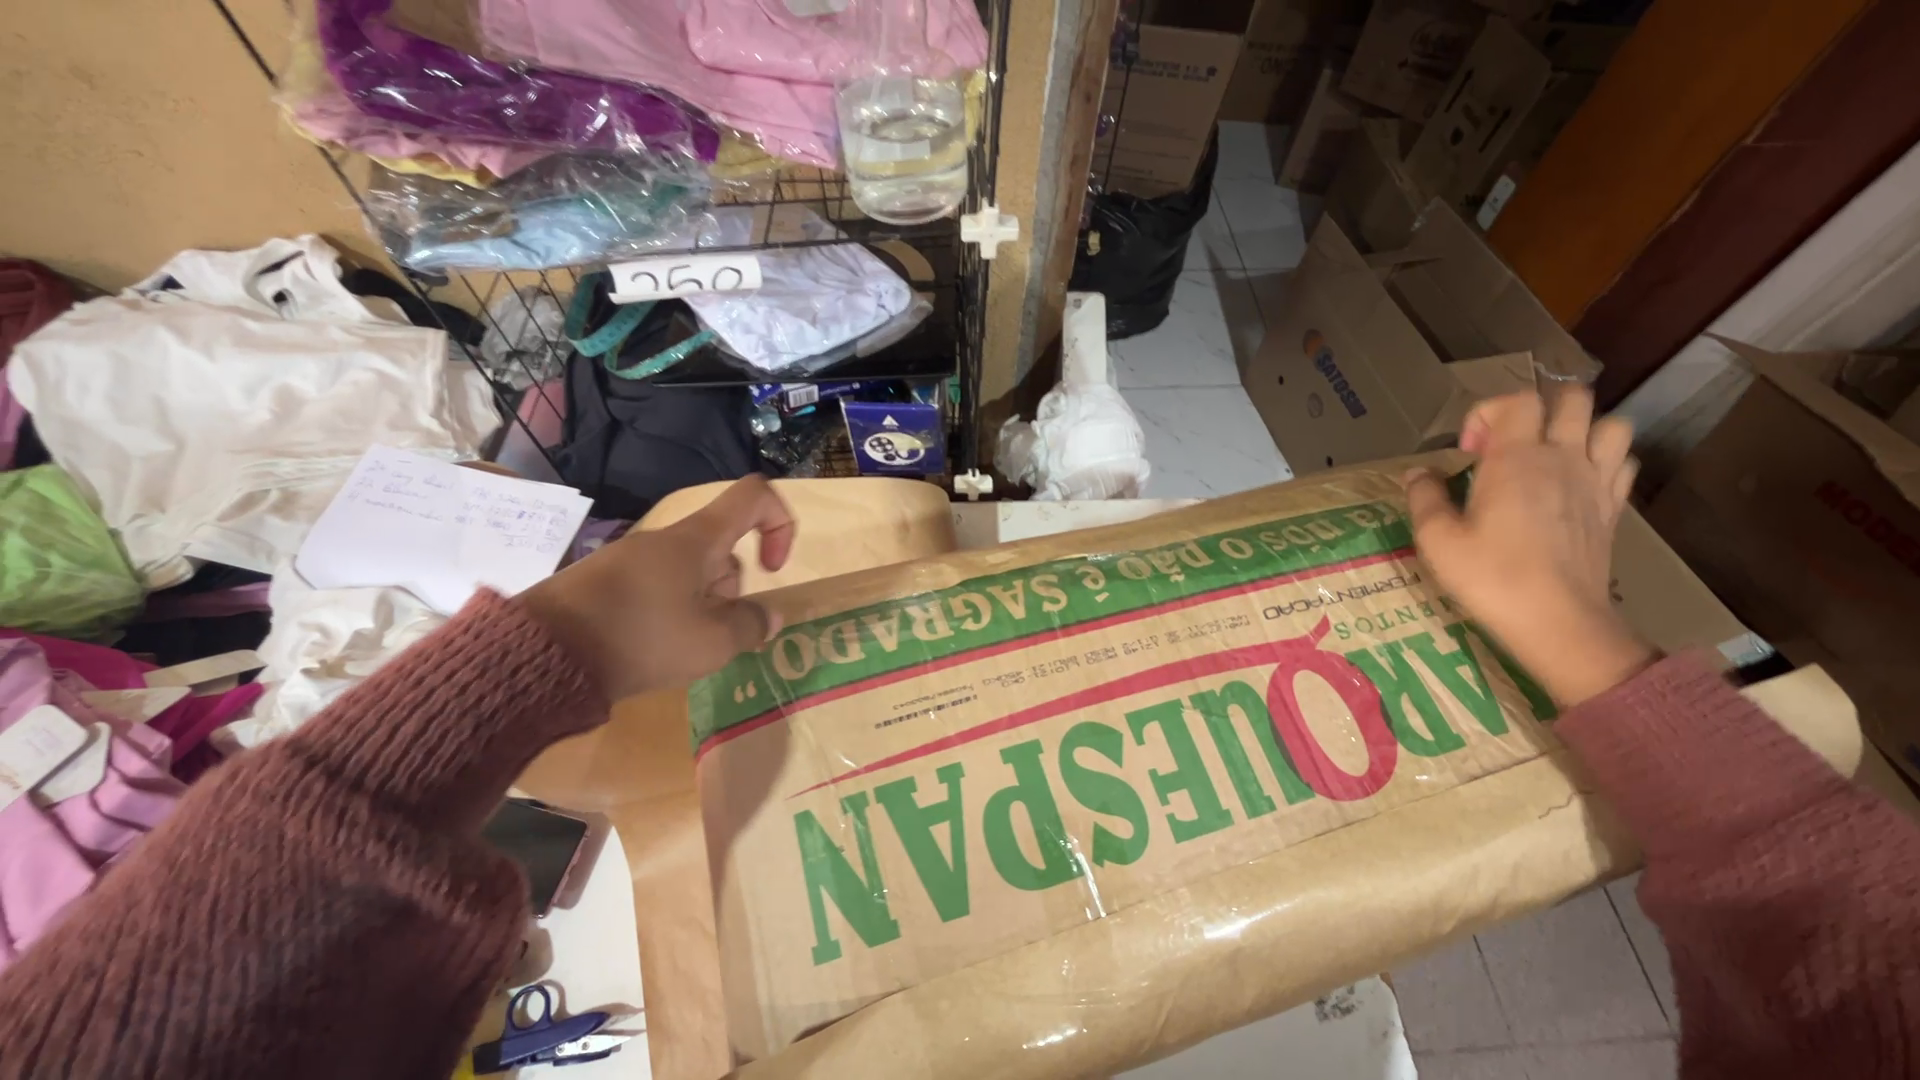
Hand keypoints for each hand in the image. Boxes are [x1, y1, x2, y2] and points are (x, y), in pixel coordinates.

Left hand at [517, 476, 794, 700]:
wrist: (543, 654)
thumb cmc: (641, 638)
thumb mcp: (712, 643)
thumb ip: (750, 626)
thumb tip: (769, 616)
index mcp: (697, 540)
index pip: (753, 497)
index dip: (779, 523)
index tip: (772, 570)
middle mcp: (665, 540)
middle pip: (721, 550)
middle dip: (731, 591)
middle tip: (713, 635)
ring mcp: (630, 560)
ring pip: (689, 575)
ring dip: (700, 608)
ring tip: (679, 650)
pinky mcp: (604, 584)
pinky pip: (656, 589)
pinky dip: (668, 615)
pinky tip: (651, 650)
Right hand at [1404, 388, 1657, 707]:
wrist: (1556, 620)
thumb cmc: (1490, 577)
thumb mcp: (1436, 540)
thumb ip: (1425, 497)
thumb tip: (1418, 473)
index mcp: (1516, 458)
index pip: (1516, 401)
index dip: (1487, 413)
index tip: (1468, 452)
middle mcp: (1562, 458)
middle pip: (1572, 399)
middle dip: (1539, 409)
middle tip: (1510, 445)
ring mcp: (1596, 481)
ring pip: (1609, 424)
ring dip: (1581, 429)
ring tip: (1551, 455)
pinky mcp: (1614, 507)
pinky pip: (1623, 461)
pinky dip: (1604, 459)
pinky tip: (1579, 482)